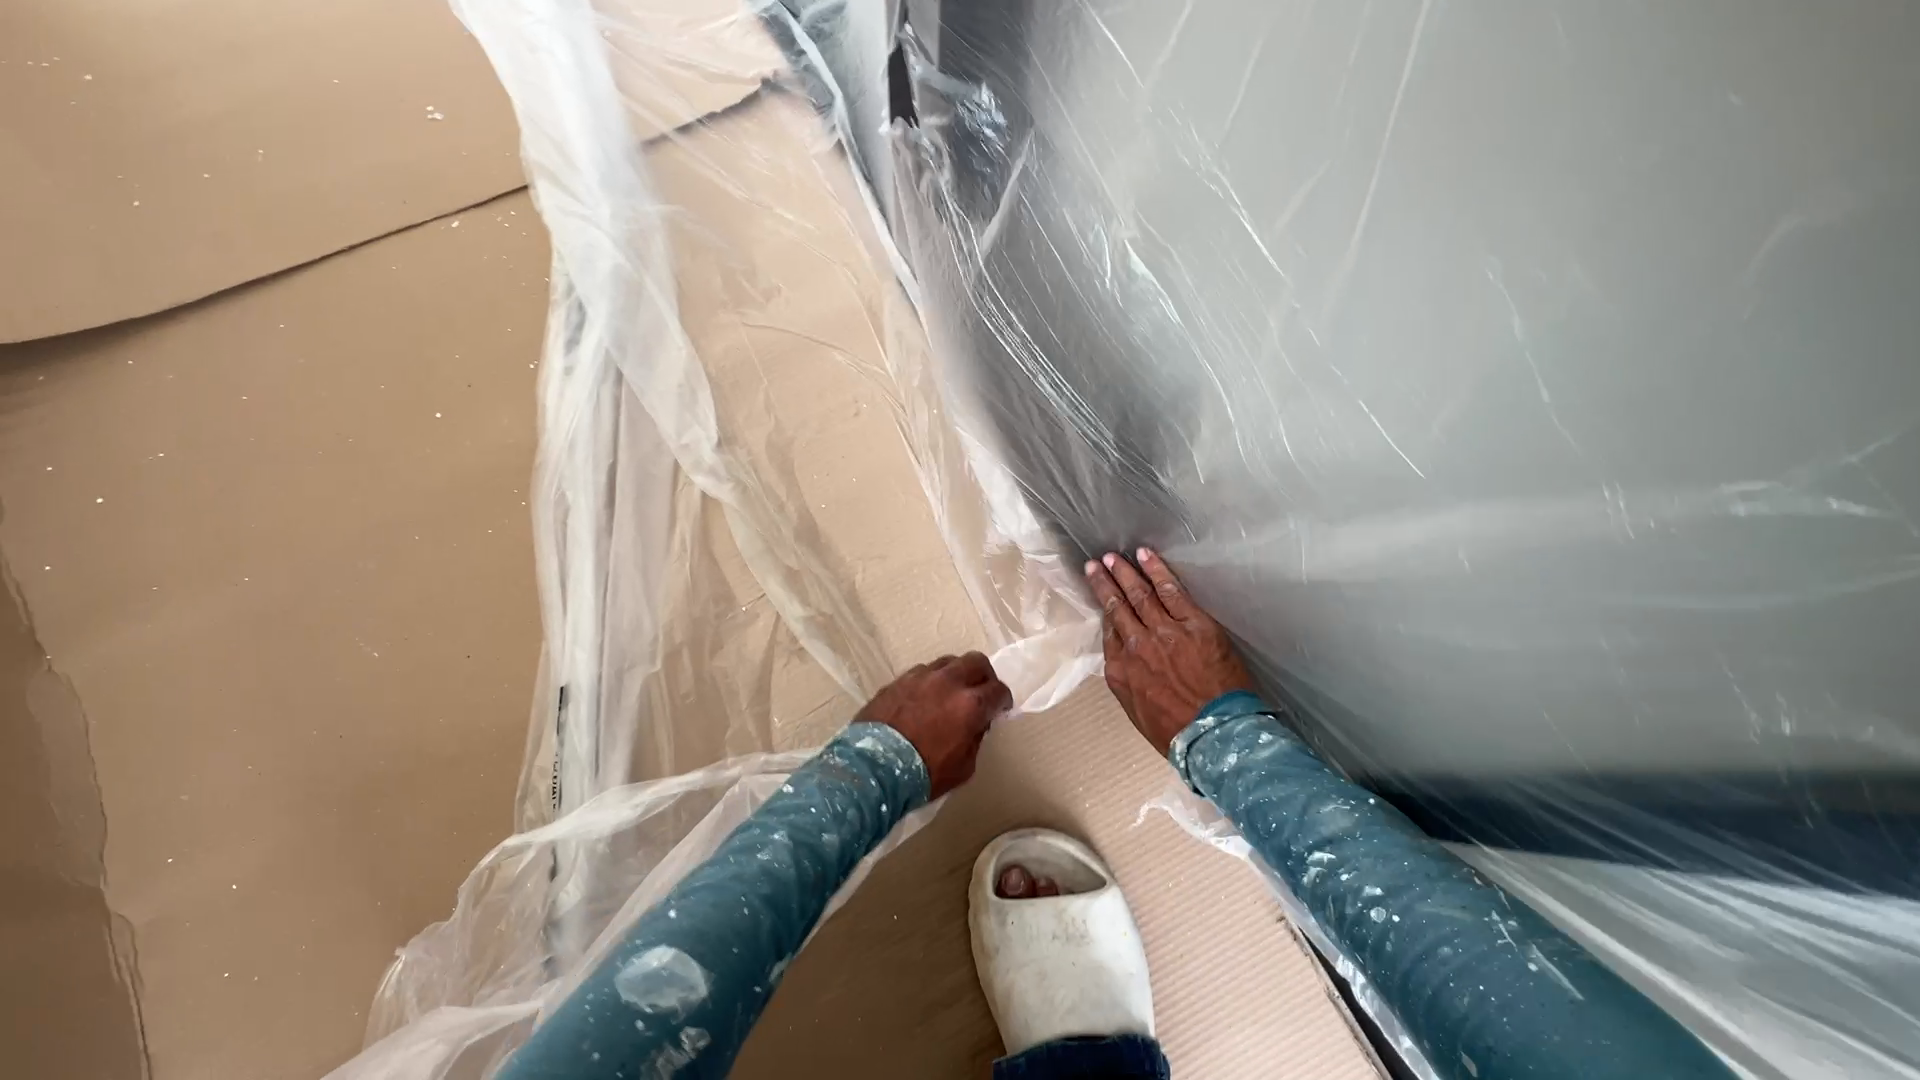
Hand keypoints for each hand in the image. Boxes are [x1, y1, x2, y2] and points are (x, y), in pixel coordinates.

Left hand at [855, 651, 1011, 796]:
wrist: (874, 768)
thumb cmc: (924, 774)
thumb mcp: (964, 767)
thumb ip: (976, 739)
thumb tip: (977, 724)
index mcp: (970, 704)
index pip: (999, 691)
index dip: (1003, 700)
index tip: (1000, 709)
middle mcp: (949, 682)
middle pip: (977, 661)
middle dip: (984, 676)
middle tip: (981, 692)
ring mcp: (922, 677)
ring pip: (949, 662)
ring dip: (956, 675)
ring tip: (951, 692)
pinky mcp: (899, 679)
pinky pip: (923, 671)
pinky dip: (932, 681)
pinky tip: (926, 697)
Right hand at [1086, 548, 1255, 755]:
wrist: (1213, 735)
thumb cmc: (1177, 734)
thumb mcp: (1137, 712)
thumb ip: (1127, 683)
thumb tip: (1125, 664)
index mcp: (1121, 671)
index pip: (1110, 631)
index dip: (1104, 609)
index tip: (1101, 594)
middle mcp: (1136, 646)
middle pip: (1117, 607)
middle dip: (1105, 583)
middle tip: (1096, 564)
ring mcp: (1164, 632)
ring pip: (1139, 594)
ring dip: (1125, 573)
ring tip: (1114, 557)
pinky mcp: (1193, 624)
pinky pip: (1171, 591)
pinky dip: (1157, 571)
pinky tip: (1146, 556)